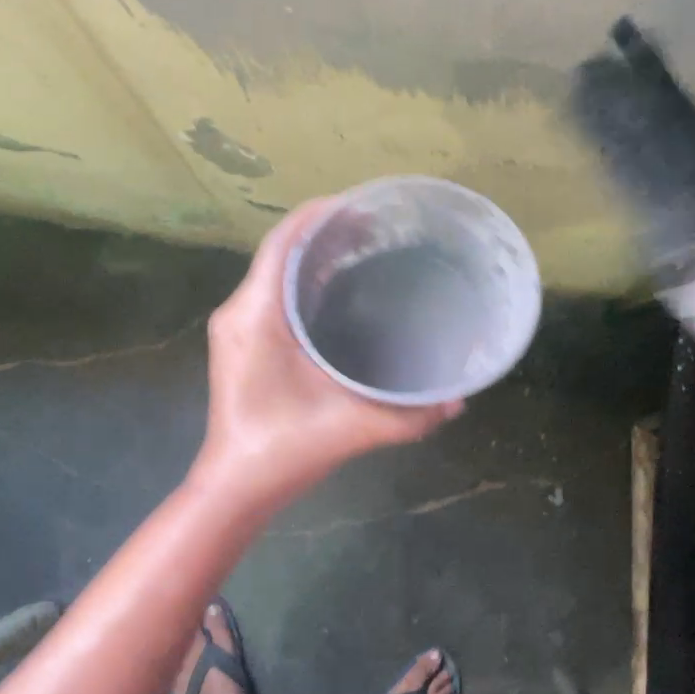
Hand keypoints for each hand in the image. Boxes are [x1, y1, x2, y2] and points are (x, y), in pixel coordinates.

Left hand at [197, 199, 461, 509]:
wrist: (234, 488)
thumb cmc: (285, 449)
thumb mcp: (354, 427)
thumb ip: (410, 415)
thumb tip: (460, 401)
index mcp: (257, 315)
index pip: (283, 243)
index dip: (318, 215)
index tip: (361, 205)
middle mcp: (240, 312)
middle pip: (281, 251)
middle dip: (325, 232)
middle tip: (376, 228)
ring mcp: (238, 327)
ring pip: (275, 271)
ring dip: (314, 256)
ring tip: (364, 249)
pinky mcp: (243, 343)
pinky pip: (272, 293)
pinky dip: (304, 280)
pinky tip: (340, 292)